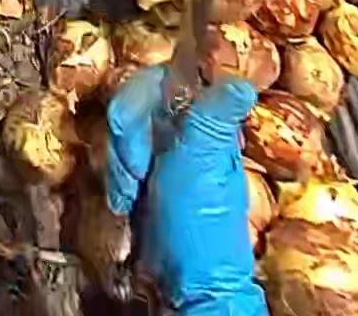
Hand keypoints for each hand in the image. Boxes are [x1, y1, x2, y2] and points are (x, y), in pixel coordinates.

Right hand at [107, 66, 266, 315]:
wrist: (185, 283)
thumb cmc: (202, 221)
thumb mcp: (208, 161)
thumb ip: (216, 114)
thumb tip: (242, 82)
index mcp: (204, 113)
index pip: (161, 75)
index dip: (140, 94)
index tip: (132, 127)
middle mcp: (181, 123)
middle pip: (134, 96)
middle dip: (127, 135)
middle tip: (137, 170)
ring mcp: (160, 146)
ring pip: (121, 125)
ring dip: (119, 160)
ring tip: (134, 191)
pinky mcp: (141, 169)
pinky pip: (115, 151)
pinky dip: (115, 175)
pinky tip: (127, 198)